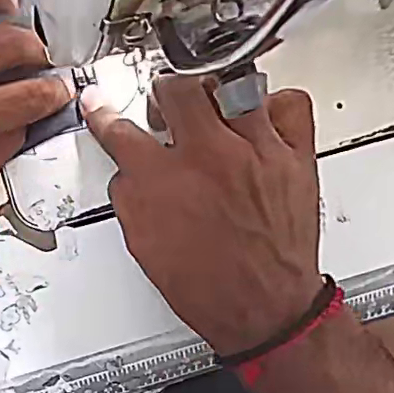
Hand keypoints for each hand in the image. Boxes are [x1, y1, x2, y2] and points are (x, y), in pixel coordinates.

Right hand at [85, 74, 335, 354]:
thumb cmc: (210, 287)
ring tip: (212, 108)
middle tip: (165, 102)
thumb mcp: (146, 246)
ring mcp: (255, 152)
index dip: (103, 114)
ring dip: (214, 92)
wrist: (264, 310)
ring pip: (233, 83)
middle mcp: (208, 159)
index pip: (120, 131)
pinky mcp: (294, 157)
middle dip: (164, 92)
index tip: (100, 105)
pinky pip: (290, 103)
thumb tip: (128, 173)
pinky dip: (274, 104)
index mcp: (162, 183)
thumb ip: (131, 199)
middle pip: (177, 89)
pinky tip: (260, 119)